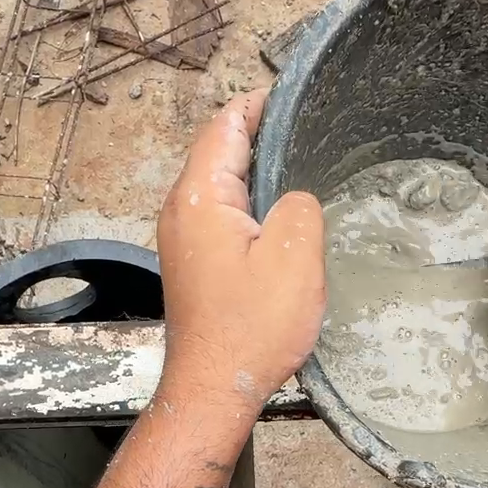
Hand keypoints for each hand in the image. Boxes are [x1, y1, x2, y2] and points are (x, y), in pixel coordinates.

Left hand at [157, 90, 325, 408]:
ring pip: (220, 191)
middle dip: (259, 139)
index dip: (259, 105)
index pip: (225, 125)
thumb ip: (298, 206)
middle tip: (306, 137)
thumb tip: (292, 199)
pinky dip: (246, 212)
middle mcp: (180, 213)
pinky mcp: (191, 268)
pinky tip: (275, 227)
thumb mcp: (294, 258)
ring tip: (298, 177)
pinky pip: (219, 221)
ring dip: (254, 179)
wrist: (214, 388)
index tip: (293, 98)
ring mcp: (181, 243)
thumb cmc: (251, 330)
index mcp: (201, 198)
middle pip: (218, 154)